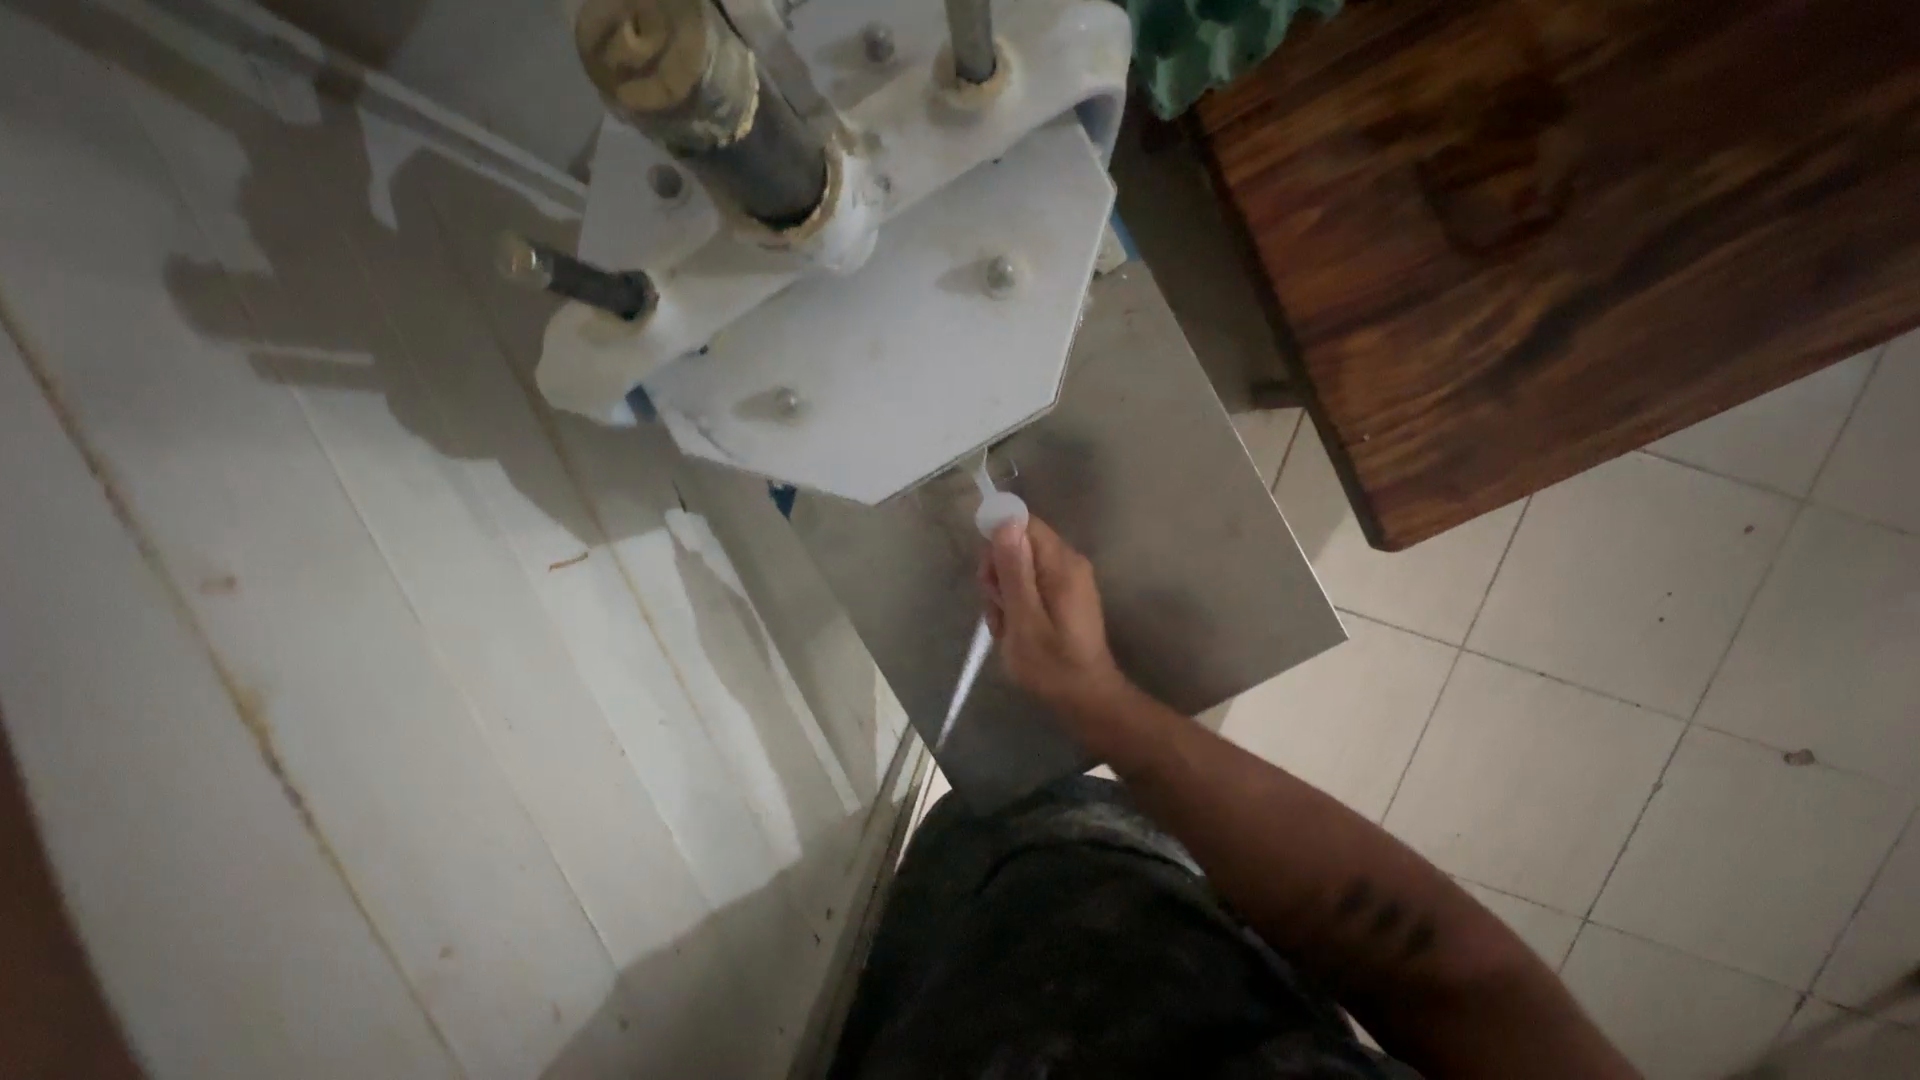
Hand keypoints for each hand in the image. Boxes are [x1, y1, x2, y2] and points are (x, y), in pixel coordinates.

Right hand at [979, 515, 1126, 715]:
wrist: (1086, 700)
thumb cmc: (1052, 665)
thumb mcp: (1024, 619)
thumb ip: (1015, 569)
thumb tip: (1006, 521)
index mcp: (1062, 564)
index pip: (1023, 523)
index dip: (997, 543)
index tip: (989, 578)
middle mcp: (1069, 563)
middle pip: (1019, 544)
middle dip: (999, 575)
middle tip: (999, 612)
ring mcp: (1069, 580)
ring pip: (1020, 568)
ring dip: (1004, 596)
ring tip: (1008, 629)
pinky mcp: (1064, 597)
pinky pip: (1030, 586)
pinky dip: (1016, 606)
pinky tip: (1016, 633)